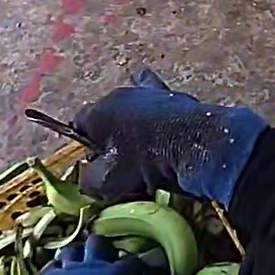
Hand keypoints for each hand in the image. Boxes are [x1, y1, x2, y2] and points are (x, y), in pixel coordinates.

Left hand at [13, 235, 146, 274]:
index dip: (135, 266)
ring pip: (70, 250)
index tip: (136, 271)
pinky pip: (49, 269)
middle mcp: (92, 266)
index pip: (131, 262)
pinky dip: (53, 273)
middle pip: (97, 242)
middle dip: (101, 247)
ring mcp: (67, 271)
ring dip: (74, 257)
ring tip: (75, 266)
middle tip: (103, 259)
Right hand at [72, 68, 266, 204]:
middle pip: (105, 118)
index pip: (78, 127)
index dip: (83, 148)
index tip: (94, 166)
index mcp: (98, 113)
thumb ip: (88, 180)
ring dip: (132, 125)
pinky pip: (154, 93)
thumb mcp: (107, 184)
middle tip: (120, 163)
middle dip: (109, 137)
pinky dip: (151, 103)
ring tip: (143, 150)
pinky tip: (152, 105)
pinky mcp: (170, 94)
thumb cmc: (147, 164)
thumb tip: (88, 177)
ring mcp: (147, 91)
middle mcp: (119, 95)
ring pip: (130, 109)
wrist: (196, 146)